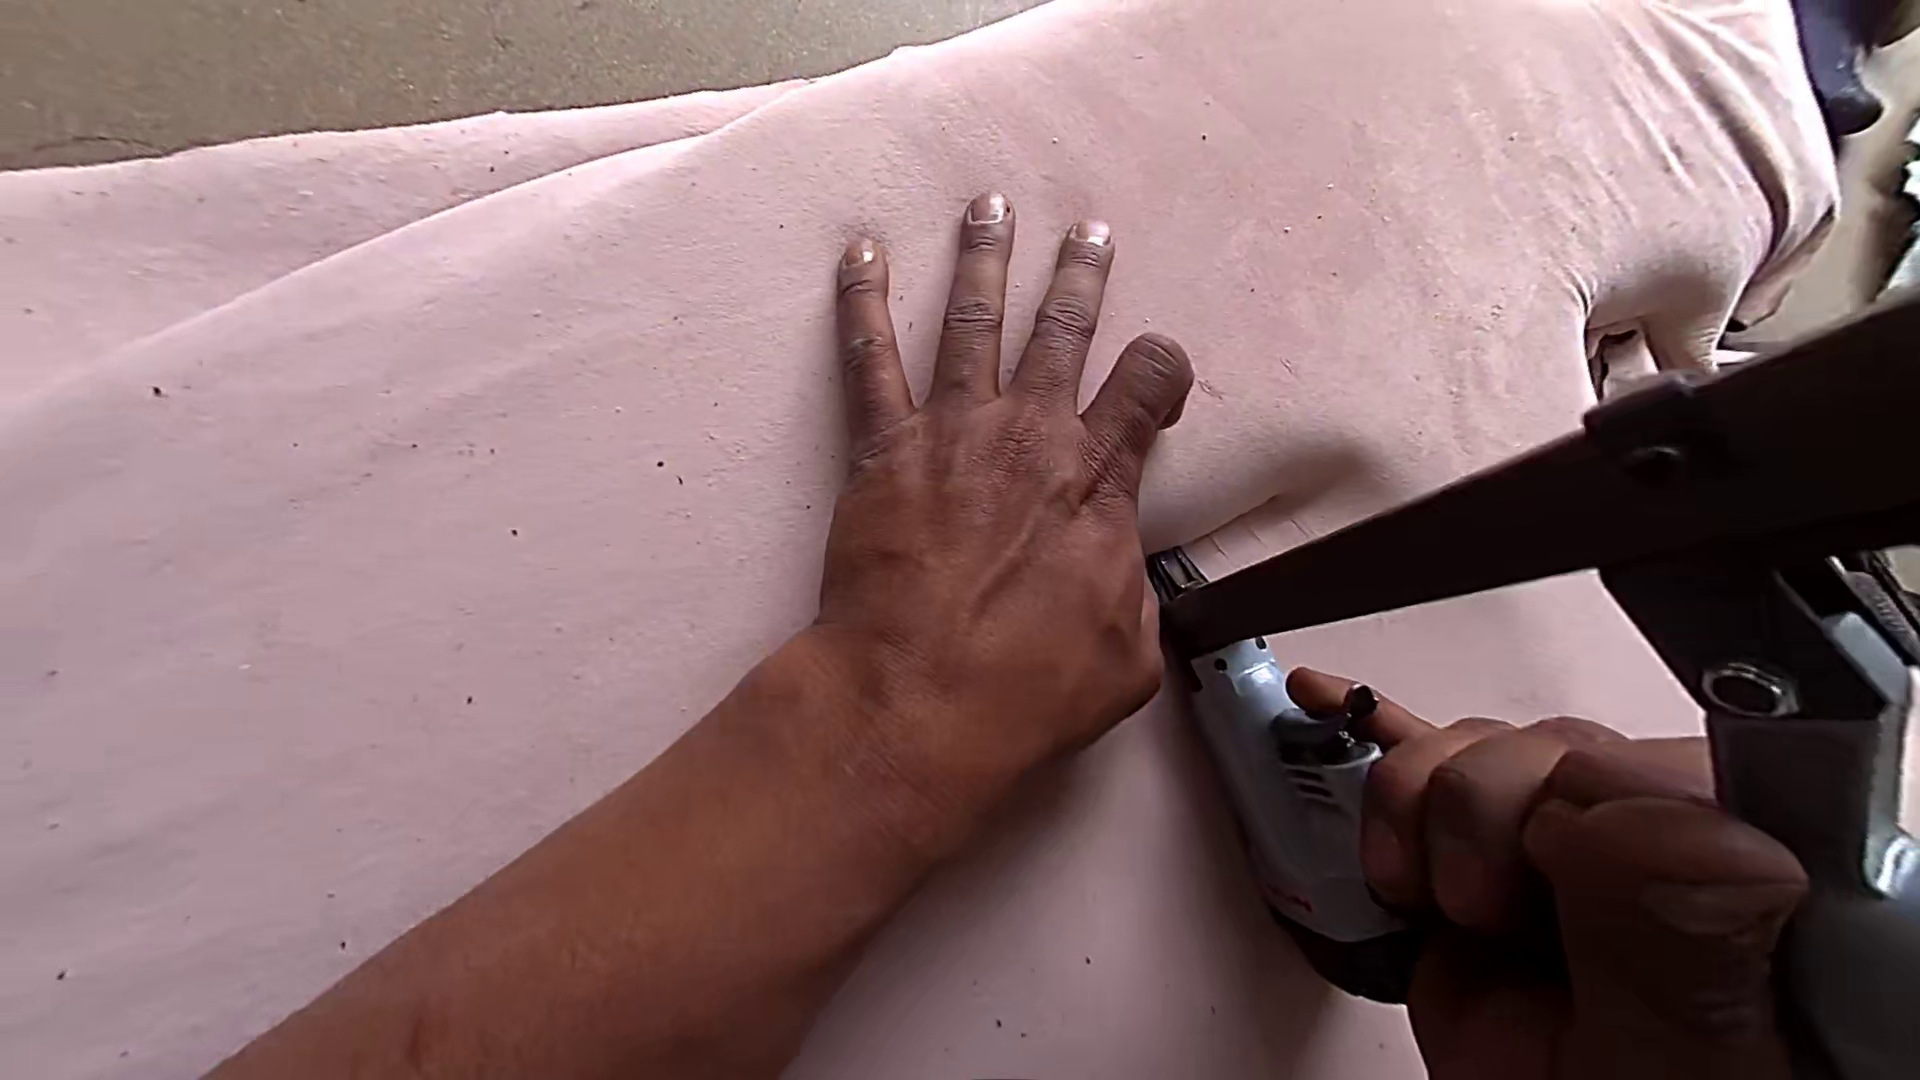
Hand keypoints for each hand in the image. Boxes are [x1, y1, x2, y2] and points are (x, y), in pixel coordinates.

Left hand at [813, 193, 1193, 809]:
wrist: (918, 702)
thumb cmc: (1025, 692)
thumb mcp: (1126, 655)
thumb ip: (1133, 592)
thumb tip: (1124, 564)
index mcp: (1097, 482)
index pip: (1147, 385)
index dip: (1160, 370)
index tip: (1155, 378)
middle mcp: (1032, 437)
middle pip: (1064, 331)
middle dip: (1080, 278)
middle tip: (1087, 234)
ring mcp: (956, 432)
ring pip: (975, 319)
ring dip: (986, 257)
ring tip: (989, 207)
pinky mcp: (886, 448)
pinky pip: (871, 357)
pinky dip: (864, 301)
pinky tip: (861, 254)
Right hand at [1287, 669, 1807, 1079]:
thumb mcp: (1667, 1065)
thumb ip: (1672, 949)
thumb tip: (1667, 818)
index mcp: (1759, 883)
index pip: (1664, 771)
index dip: (1574, 817)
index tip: (1531, 897)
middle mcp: (1665, 833)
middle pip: (1549, 747)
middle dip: (1475, 817)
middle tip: (1475, 911)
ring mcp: (1560, 820)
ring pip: (1472, 742)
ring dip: (1411, 802)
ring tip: (1422, 887)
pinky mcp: (1481, 823)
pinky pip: (1420, 742)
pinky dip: (1371, 725)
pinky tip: (1322, 699)